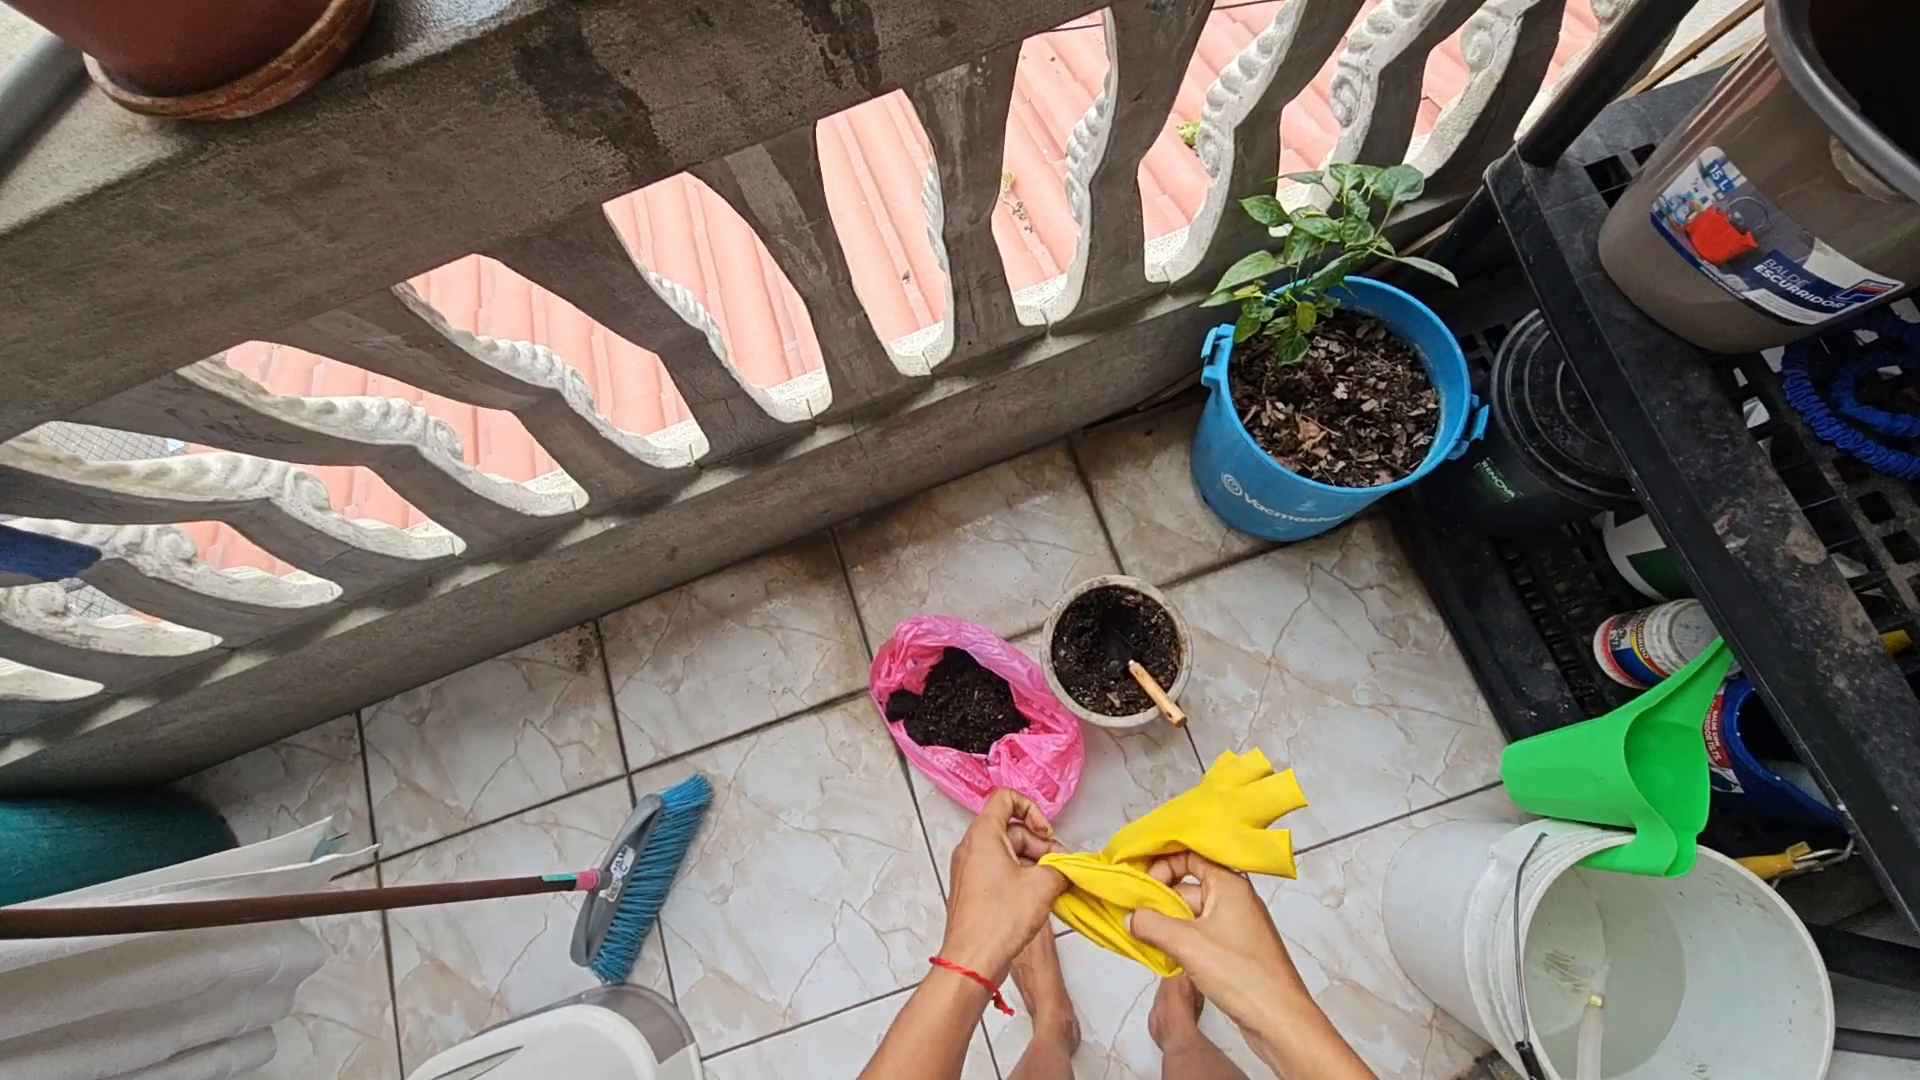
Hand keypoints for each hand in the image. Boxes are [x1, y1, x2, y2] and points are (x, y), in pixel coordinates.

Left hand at [941, 789, 1068, 981]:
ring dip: (1033, 863)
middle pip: (1012, 829)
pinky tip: (1038, 897)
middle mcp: (972, 846)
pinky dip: (1020, 877)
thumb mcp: (1042, 886)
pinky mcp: (972, 889)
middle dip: (1040, 845)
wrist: (972, 960)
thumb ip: (1061, 868)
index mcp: (983, 834)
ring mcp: (970, 868)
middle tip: (1061, 868)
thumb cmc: (1000, 918)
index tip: (1046, 834)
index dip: (1032, 809)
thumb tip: (1068, 868)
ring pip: (1008, 852)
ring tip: (1054, 886)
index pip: (1006, 798)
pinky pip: (999, 870)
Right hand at [1130, 851, 1307, 1039]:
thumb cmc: (1240, 973)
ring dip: (1167, 922)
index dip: (1163, 865)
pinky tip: (1162, 952)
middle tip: (1135, 912)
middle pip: (1187, 885)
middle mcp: (1234, 898)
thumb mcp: (1187, 944)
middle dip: (1160, 898)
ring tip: (1143, 934)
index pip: (1189, 856)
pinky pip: (1200, 933)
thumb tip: (1130, 917)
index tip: (1143, 883)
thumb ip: (1151, 924)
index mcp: (1228, 884)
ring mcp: (1236, 925)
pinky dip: (1180, 938)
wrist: (1281, 1023)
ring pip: (1191, 912)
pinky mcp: (1235, 950)